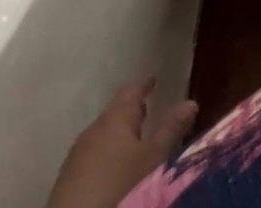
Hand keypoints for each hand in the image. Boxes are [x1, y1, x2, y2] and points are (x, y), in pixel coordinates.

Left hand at [47, 76, 198, 207]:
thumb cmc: (120, 183)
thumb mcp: (154, 158)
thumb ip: (171, 129)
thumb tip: (191, 102)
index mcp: (116, 118)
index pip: (130, 91)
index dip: (143, 84)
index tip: (153, 78)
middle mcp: (94, 129)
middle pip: (115, 112)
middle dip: (131, 110)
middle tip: (146, 107)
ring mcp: (79, 152)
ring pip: (103, 133)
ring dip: (119, 132)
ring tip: (134, 138)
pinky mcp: (69, 174)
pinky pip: (93, 152)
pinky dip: (107, 150)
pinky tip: (114, 165)